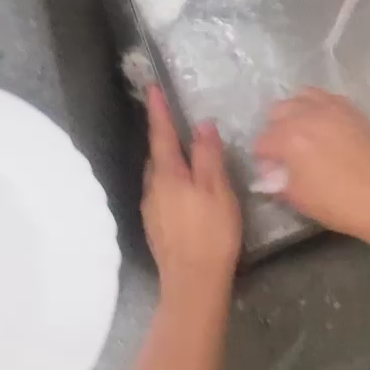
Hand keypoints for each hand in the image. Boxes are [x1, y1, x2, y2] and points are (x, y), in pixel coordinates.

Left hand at [141, 85, 240, 304]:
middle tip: (175, 122)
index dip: (158, 111)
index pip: (161, 134)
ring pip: (159, 177)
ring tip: (187, 157)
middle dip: (165, 138)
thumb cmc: (211, 232)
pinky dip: (172, 184)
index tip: (152, 88)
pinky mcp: (156, 228)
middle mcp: (152, 189)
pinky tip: (187, 193)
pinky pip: (162, 195)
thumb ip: (208, 156)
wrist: (192, 282)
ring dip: (169, 163)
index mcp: (168, 175)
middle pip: (157, 156)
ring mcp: (151, 210)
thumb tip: (201, 125)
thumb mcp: (218, 189)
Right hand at [253, 88, 369, 248]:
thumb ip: (278, 182)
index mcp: (289, 138)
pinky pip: (327, 98)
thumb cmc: (338, 203)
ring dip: (296, 112)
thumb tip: (270, 174)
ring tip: (302, 132)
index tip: (271, 172)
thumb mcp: (299, 198)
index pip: (262, 141)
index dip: (263, 159)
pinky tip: (324, 124)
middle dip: (275, 130)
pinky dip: (320, 107)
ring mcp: (332, 109)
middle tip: (284, 151)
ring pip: (302, 97)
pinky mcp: (352, 110)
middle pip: (278, 111)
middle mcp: (308, 115)